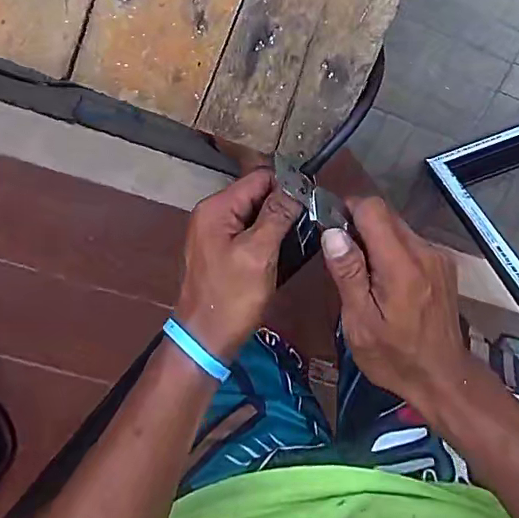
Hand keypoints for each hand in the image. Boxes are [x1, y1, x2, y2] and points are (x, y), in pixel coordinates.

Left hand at [175, 168, 301, 359]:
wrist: (205, 340)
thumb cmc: (231, 297)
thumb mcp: (259, 254)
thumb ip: (277, 216)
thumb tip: (295, 186)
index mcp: (215, 207)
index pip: (258, 178)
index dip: (287, 186)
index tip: (313, 200)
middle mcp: (211, 213)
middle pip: (256, 194)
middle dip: (282, 205)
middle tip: (311, 221)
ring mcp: (213, 232)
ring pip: (254, 214)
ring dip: (276, 222)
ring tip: (302, 235)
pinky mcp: (220, 249)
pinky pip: (247, 232)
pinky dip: (266, 237)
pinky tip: (283, 250)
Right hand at [322, 196, 477, 407]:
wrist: (444, 380)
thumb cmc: (395, 357)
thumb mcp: (360, 323)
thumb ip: (348, 274)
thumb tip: (332, 233)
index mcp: (401, 265)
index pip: (372, 208)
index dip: (347, 210)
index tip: (332, 230)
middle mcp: (424, 252)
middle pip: (385, 214)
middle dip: (358, 226)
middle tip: (343, 259)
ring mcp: (437, 256)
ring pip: (396, 226)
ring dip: (374, 238)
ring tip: (363, 274)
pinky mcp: (442, 264)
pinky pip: (409, 241)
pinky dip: (391, 250)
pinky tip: (385, 280)